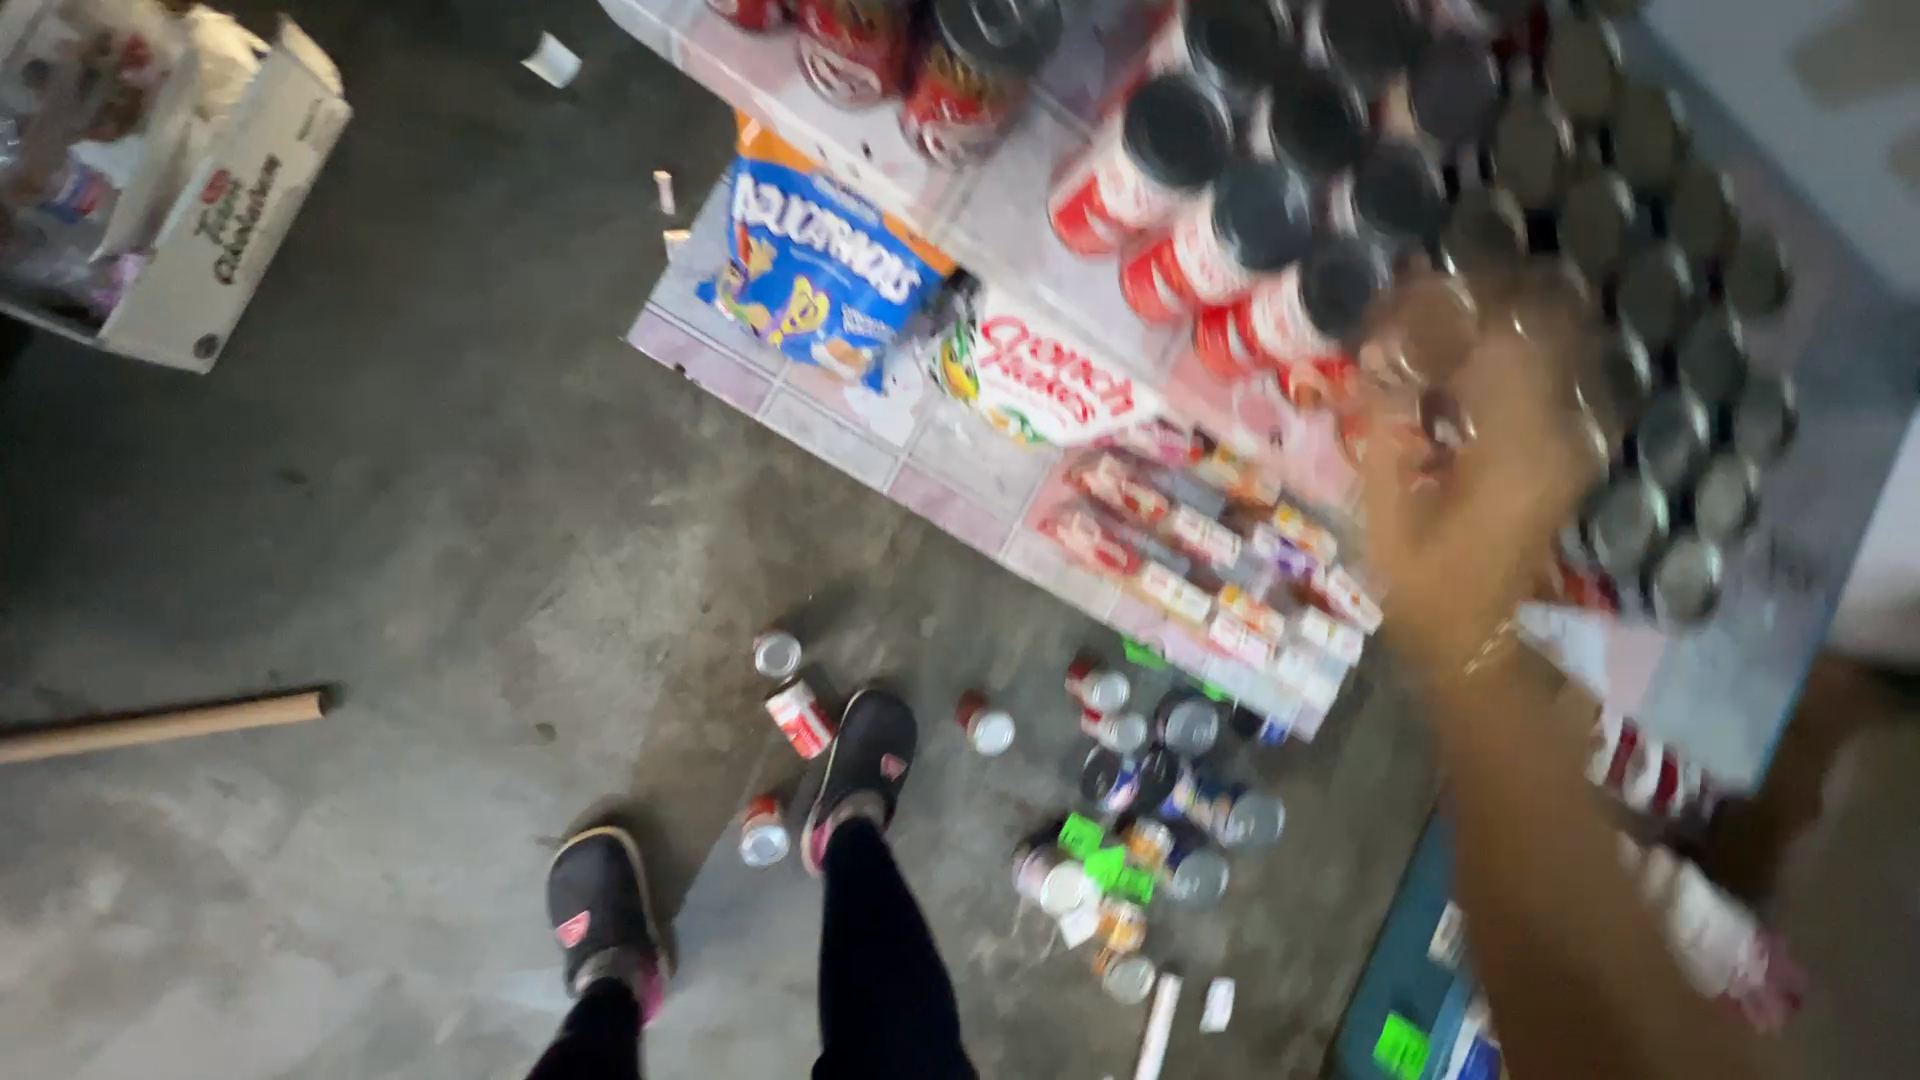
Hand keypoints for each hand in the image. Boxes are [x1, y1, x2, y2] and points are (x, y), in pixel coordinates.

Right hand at [1359, 312, 1601, 676]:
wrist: (1470, 631)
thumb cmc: (1419, 580)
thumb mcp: (1385, 509)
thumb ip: (1384, 427)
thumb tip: (1374, 355)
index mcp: (1515, 450)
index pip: (1500, 344)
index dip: (1454, 306)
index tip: (1405, 286)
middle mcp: (1560, 434)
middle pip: (1539, 330)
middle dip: (1481, 301)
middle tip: (1418, 292)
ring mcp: (1570, 441)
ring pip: (1548, 347)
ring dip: (1494, 324)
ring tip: (1430, 317)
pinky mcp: (1564, 449)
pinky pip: (1545, 376)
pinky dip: (1504, 356)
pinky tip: (1456, 358)